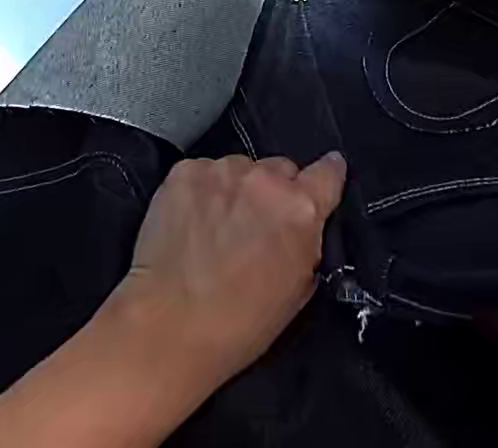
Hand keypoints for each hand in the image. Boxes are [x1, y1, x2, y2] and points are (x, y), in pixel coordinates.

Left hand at [107, 153, 346, 386]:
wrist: (167, 328)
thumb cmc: (240, 323)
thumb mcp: (298, 289)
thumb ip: (308, 241)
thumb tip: (306, 223)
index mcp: (301, 208)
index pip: (330, 170)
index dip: (327, 177)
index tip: (321, 182)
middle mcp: (265, 179)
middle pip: (281, 168)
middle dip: (275, 191)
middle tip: (255, 225)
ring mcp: (222, 170)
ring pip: (241, 168)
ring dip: (236, 189)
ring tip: (216, 226)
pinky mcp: (185, 172)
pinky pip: (204, 171)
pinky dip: (202, 190)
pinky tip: (190, 221)